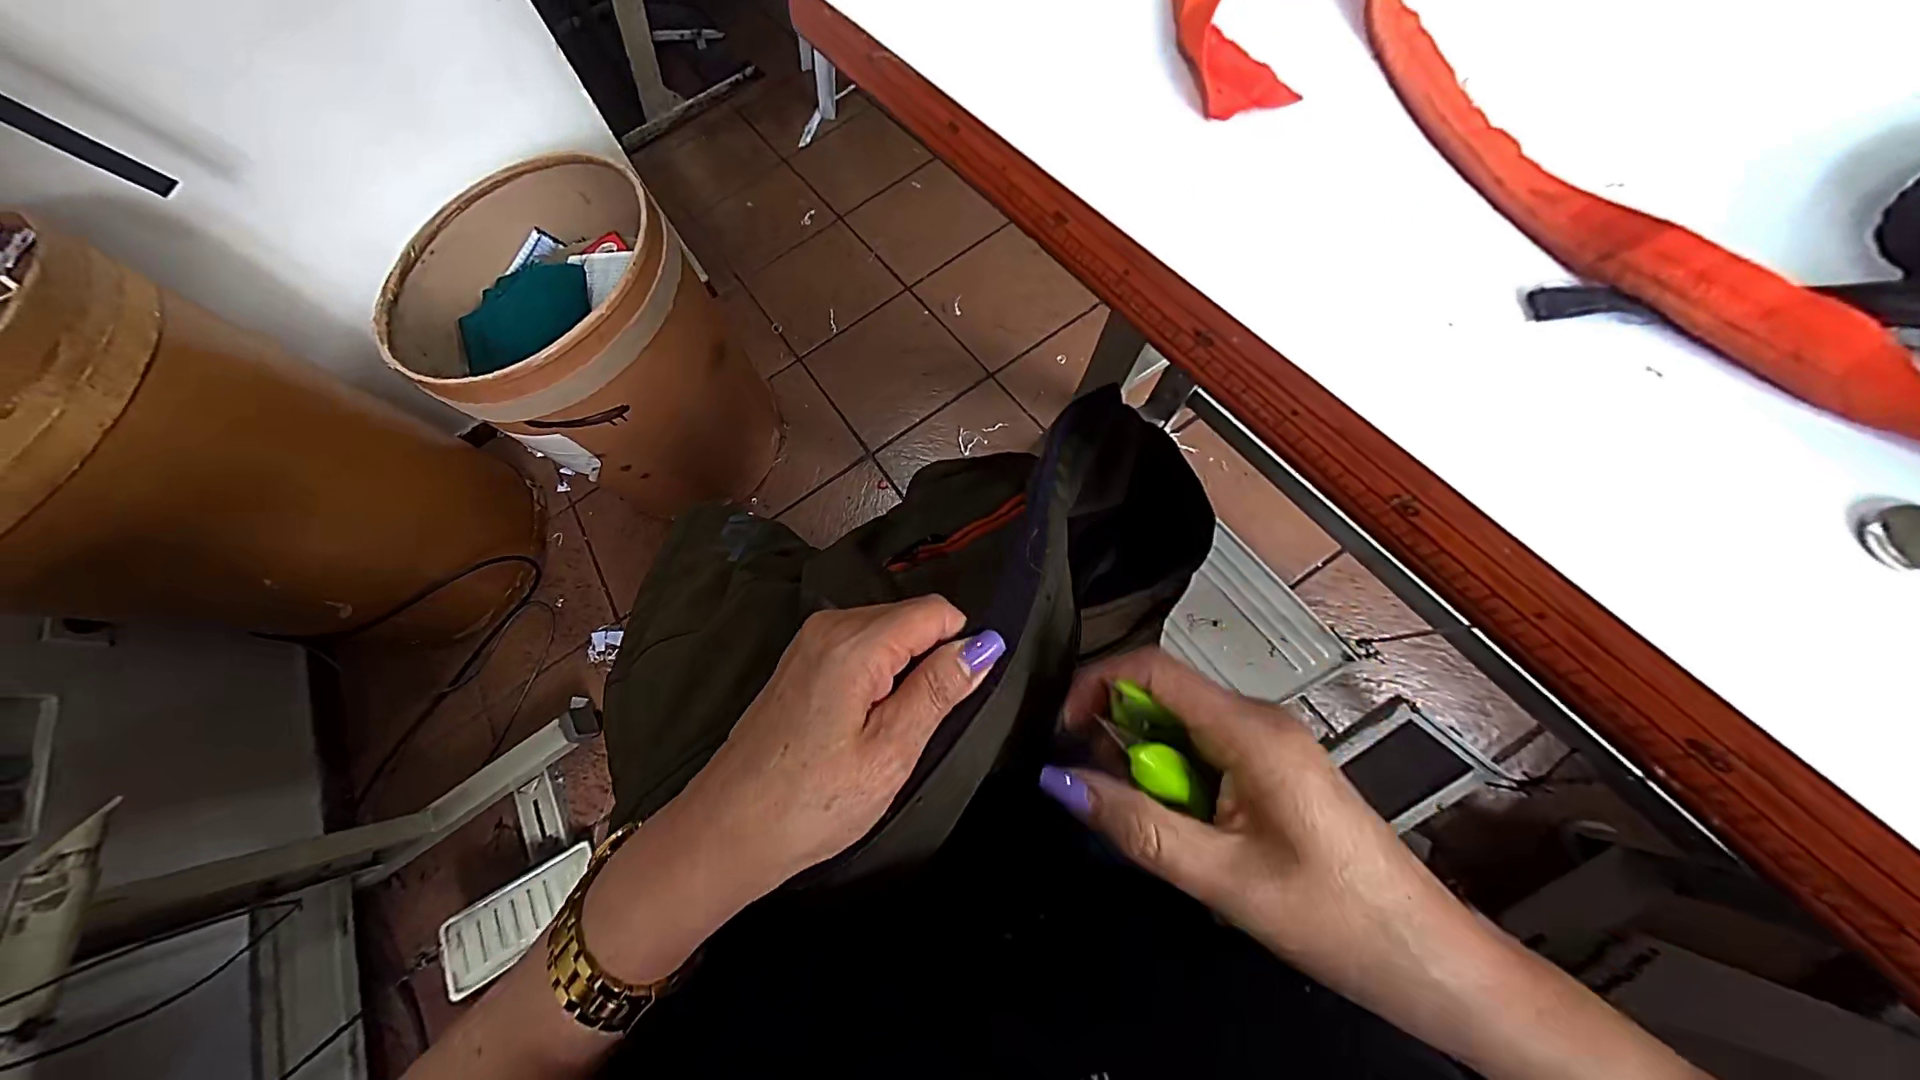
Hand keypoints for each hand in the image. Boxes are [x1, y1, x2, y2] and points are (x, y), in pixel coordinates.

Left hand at [580, 597, 1003, 988]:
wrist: (725, 830)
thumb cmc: (812, 802)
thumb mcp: (890, 752)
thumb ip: (939, 690)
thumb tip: (983, 645)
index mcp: (855, 643)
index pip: (937, 611)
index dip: (960, 647)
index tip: (955, 697)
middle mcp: (830, 625)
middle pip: (911, 619)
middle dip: (930, 661)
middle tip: (913, 726)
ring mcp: (810, 640)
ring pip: (888, 632)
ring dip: (903, 672)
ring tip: (884, 730)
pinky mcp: (801, 658)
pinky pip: (861, 647)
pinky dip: (877, 675)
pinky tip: (859, 722)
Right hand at [1045, 646, 1460, 983]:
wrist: (1429, 958)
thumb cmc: (1338, 918)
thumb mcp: (1220, 876)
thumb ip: (1134, 824)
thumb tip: (1062, 782)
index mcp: (1250, 730)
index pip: (1151, 668)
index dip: (1095, 685)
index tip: (1065, 731)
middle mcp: (1257, 720)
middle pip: (1161, 698)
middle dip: (1118, 738)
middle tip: (1104, 795)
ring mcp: (1266, 742)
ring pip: (1176, 728)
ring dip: (1147, 767)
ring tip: (1152, 824)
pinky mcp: (1270, 766)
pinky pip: (1201, 751)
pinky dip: (1174, 780)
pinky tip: (1186, 828)